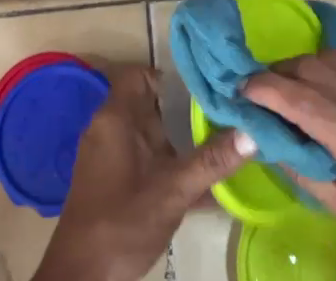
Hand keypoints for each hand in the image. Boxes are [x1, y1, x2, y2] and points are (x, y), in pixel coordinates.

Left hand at [34, 65, 256, 280]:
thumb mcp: (172, 191)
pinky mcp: (115, 180)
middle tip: (227, 111)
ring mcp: (111, 156)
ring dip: (182, 137)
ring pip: (151, 134)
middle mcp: (110, 129)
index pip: (140, 75)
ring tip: (224, 138)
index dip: (171, 76)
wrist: (82, 277)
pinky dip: (170, 161)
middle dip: (186, 108)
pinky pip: (147, 158)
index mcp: (115, 119)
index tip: (206, 86)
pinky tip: (203, 177)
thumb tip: (253, 132)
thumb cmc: (122, 223)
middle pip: (149, 104)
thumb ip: (212, 161)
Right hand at [244, 51, 335, 274]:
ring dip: (304, 66)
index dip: (265, 87)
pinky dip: (335, 73)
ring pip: (334, 57)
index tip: (241, 88)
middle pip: (314, 66)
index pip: (303, 100)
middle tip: (260, 86)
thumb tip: (266, 137)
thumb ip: (308, 171)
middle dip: (279, 71)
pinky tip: (333, 94)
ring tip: (290, 85)